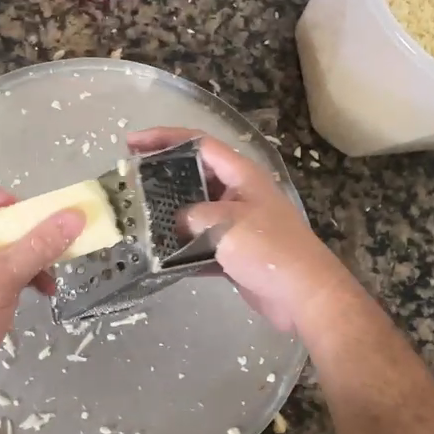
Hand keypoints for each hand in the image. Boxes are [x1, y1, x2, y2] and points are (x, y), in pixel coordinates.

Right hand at [127, 128, 359, 332]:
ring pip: (196, 211)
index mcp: (241, 175)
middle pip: (194, 175)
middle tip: (130, 180)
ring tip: (138, 218)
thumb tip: (178, 222)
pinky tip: (160, 256)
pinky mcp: (236, 252)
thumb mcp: (225, 224)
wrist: (304, 294)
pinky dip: (183, 248)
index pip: (198, 144)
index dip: (164, 138)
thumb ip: (193, 215)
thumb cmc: (269, 250)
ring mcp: (238, 223)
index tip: (132, 143)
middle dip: (163, 175)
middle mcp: (239, 193)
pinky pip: (202, 243)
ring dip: (170, 215)